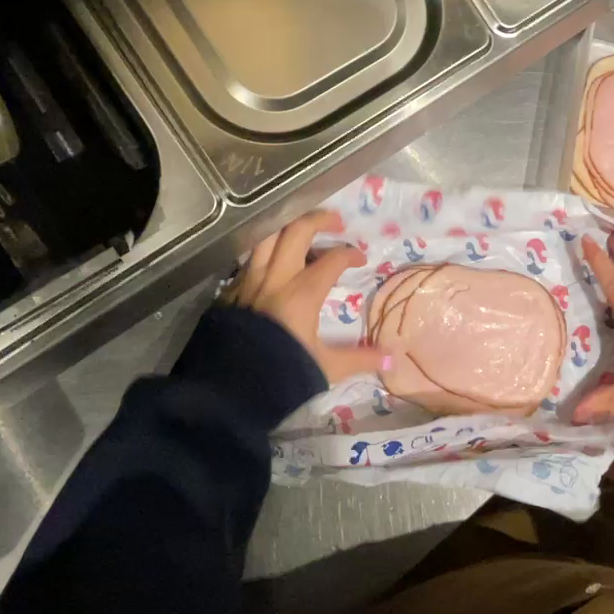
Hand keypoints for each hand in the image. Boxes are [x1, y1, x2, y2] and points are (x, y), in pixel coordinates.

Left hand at [232, 209, 388, 383]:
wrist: (224, 393)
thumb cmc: (279, 378)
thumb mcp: (324, 369)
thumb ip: (358, 358)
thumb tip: (389, 358)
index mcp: (302, 294)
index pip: (333, 259)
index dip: (350, 254)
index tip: (360, 260)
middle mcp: (275, 278)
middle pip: (298, 231)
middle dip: (320, 219)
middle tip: (336, 222)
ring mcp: (249, 280)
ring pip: (268, 236)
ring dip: (288, 226)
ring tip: (302, 229)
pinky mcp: (231, 289)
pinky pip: (250, 257)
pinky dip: (266, 249)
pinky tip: (274, 260)